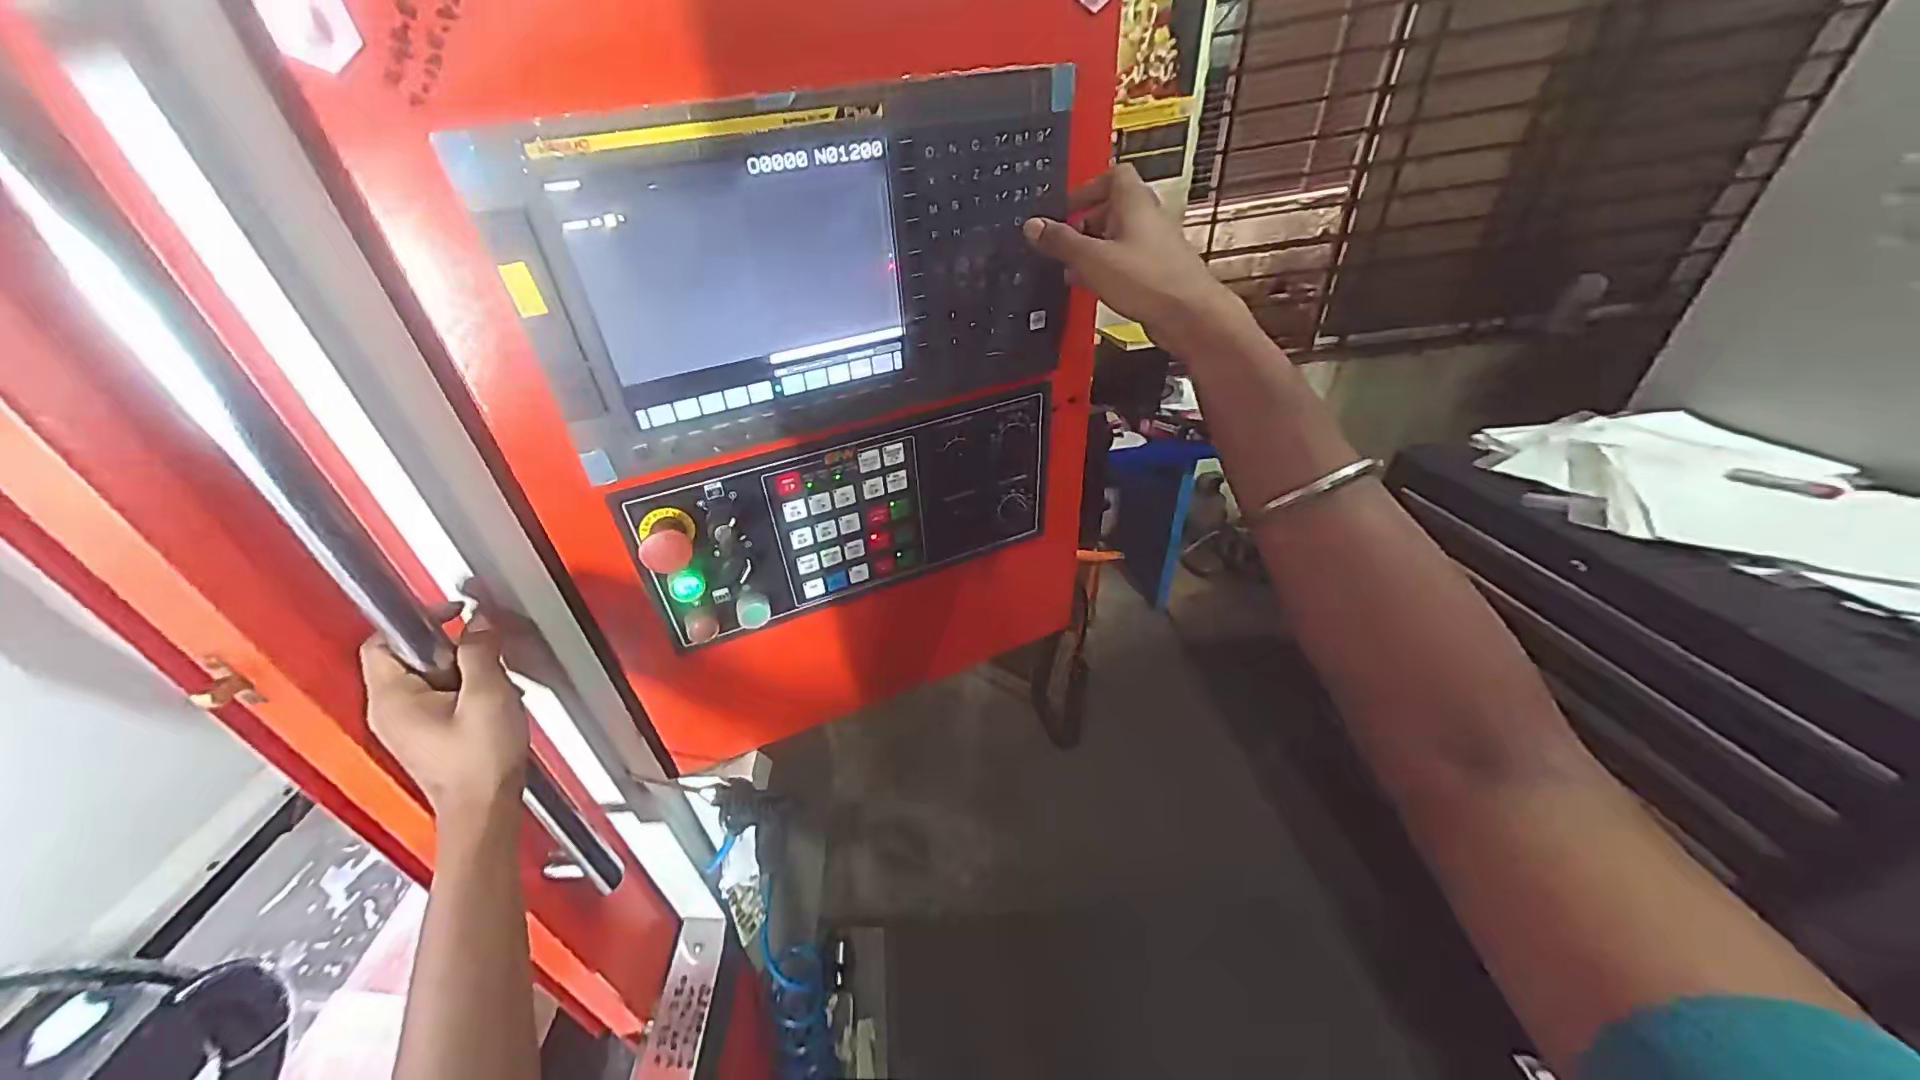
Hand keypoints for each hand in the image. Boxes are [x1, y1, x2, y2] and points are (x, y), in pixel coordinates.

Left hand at [360, 607, 528, 820]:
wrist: (484, 807)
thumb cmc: (481, 759)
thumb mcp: (488, 695)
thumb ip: (481, 652)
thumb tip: (480, 622)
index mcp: (391, 698)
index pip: (383, 641)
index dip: (418, 620)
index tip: (454, 614)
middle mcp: (388, 710)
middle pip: (409, 657)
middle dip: (450, 649)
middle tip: (482, 657)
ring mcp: (405, 725)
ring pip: (428, 676)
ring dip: (462, 670)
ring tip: (491, 685)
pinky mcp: (425, 734)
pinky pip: (439, 696)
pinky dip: (465, 690)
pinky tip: (490, 703)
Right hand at [1022, 164, 1248, 356]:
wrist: (1188, 315)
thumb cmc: (1147, 279)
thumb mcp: (1092, 259)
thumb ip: (1061, 242)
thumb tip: (1034, 226)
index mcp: (1134, 202)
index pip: (1112, 175)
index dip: (1087, 188)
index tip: (1066, 206)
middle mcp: (1147, 219)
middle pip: (1112, 209)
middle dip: (1084, 224)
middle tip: (1062, 242)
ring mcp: (1154, 247)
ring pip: (1117, 239)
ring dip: (1093, 251)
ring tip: (1071, 269)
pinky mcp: (1156, 273)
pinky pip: (1125, 264)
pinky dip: (1106, 271)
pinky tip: (1092, 288)